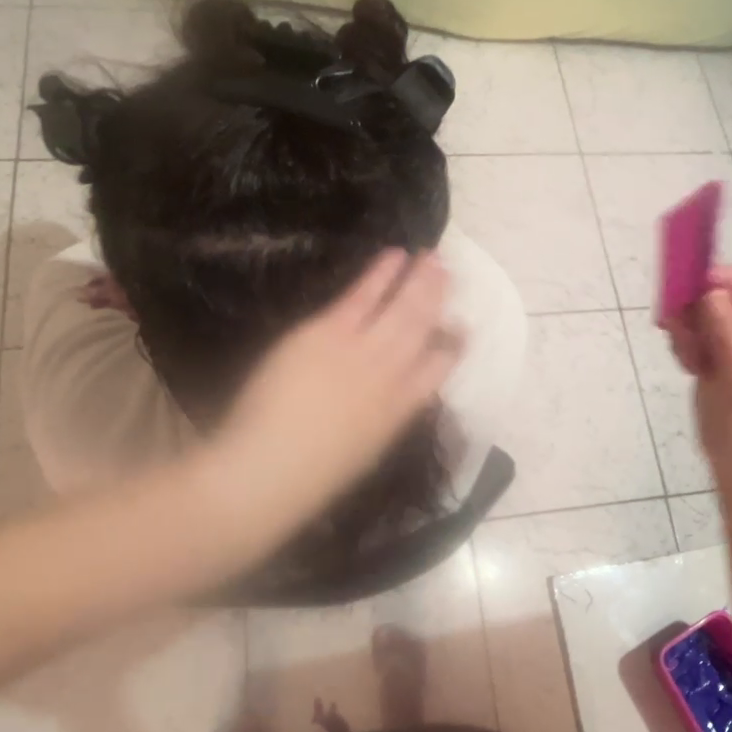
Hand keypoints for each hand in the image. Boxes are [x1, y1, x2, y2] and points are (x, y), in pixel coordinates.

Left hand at [198, 250, 463, 553]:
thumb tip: (392, 399)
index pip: (438, 370)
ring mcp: (361, 351)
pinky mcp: (327, 333)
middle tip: (450, 273)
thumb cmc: (308, 476)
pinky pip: (361, 297)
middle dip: (437, 299)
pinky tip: (393, 255)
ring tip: (433, 257)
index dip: (452, 347)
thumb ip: (381, 418)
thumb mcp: (362, 452)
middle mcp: (390, 376)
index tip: (462, 330)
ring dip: (419, 280)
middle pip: (423, 330)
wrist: (269, 468)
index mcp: (400, 411)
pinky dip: (380, 275)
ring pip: (401, 310)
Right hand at [666, 266, 731, 492]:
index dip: (727, 279)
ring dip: (690, 329)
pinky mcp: (720, 354)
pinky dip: (687, 343)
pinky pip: (697, 332)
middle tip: (673, 321)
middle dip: (701, 307)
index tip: (692, 282)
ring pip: (707, 312)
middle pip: (729, 295)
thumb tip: (710, 290)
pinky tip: (689, 366)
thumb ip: (726, 330)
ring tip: (688, 357)